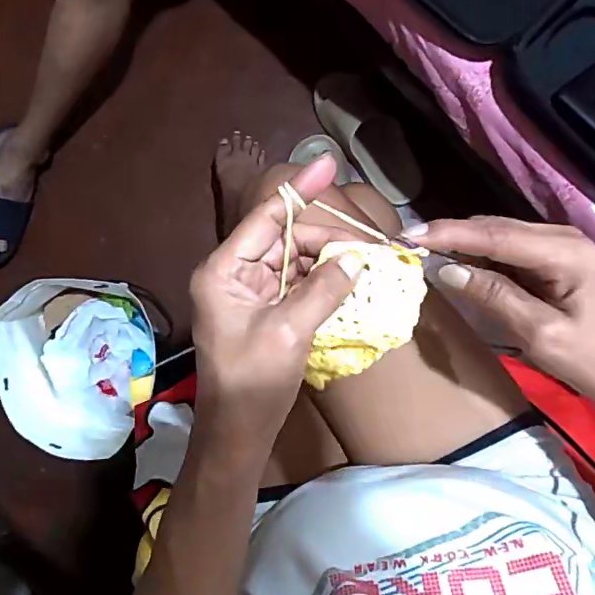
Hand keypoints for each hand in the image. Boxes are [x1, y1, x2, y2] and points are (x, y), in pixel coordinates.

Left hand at [190, 156, 362, 432]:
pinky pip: (297, 282)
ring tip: (367, 260)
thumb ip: (323, 289)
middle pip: (285, 237)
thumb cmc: (252, 384)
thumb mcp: (289, 333)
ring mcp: (250, 291)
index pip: (266, 217)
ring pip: (294, 258)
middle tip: (370, 246)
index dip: (300, 190)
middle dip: (325, 237)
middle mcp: (234, 273)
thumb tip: (357, 258)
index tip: (330, 161)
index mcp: (223, 271)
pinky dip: (322, 279)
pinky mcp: (265, 309)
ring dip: (328, 258)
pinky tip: (349, 278)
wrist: (237, 433)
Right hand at [408, 217, 594, 406]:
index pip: (498, 235)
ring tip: (419, 246)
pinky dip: (475, 251)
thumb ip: (494, 296)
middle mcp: (562, 237)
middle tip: (405, 240)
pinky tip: (450, 256)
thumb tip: (447, 269)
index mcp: (566, 253)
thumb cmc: (587, 360)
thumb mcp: (539, 332)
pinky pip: (503, 247)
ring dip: (459, 240)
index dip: (451, 233)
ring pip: (496, 233)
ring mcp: (557, 245)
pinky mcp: (547, 257)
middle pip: (495, 227)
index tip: (410, 235)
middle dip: (450, 232)